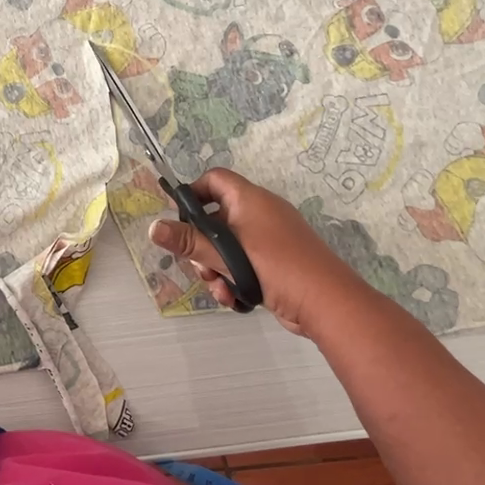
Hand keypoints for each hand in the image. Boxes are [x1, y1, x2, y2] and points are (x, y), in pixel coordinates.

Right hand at [148, 168, 372, 336]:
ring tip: (220, 289)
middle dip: (200, 247)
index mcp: (249, 201)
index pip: (214, 179)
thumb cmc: (277, 268)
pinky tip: (234, 299)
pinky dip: (234, 279)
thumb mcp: (225, 254)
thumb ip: (187, 241)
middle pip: (214, 219)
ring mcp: (270, 240)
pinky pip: (244, 264)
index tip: (180, 219)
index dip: (193, 193)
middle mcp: (260, 214)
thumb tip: (153, 228)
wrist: (330, 305)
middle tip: (199, 266)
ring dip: (215, 269)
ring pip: (227, 247)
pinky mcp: (277, 263)